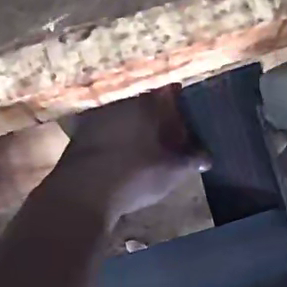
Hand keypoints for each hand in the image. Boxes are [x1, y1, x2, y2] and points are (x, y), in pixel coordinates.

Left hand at [50, 89, 209, 220]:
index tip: (190, 115)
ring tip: (150, 149)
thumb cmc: (134, 176)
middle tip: (173, 136)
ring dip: (137, 129)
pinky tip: (126, 159)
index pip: (170, 92)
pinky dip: (119, 140)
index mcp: (146, 103)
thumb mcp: (172, 171)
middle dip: (159, 117)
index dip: (181, 102)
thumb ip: (192, 161)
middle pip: (146, 103)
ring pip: (125, 117)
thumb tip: (207, 158)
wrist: (82, 195)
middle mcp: (120, 102)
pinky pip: (108, 132)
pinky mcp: (79, 136)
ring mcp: (96, 117)